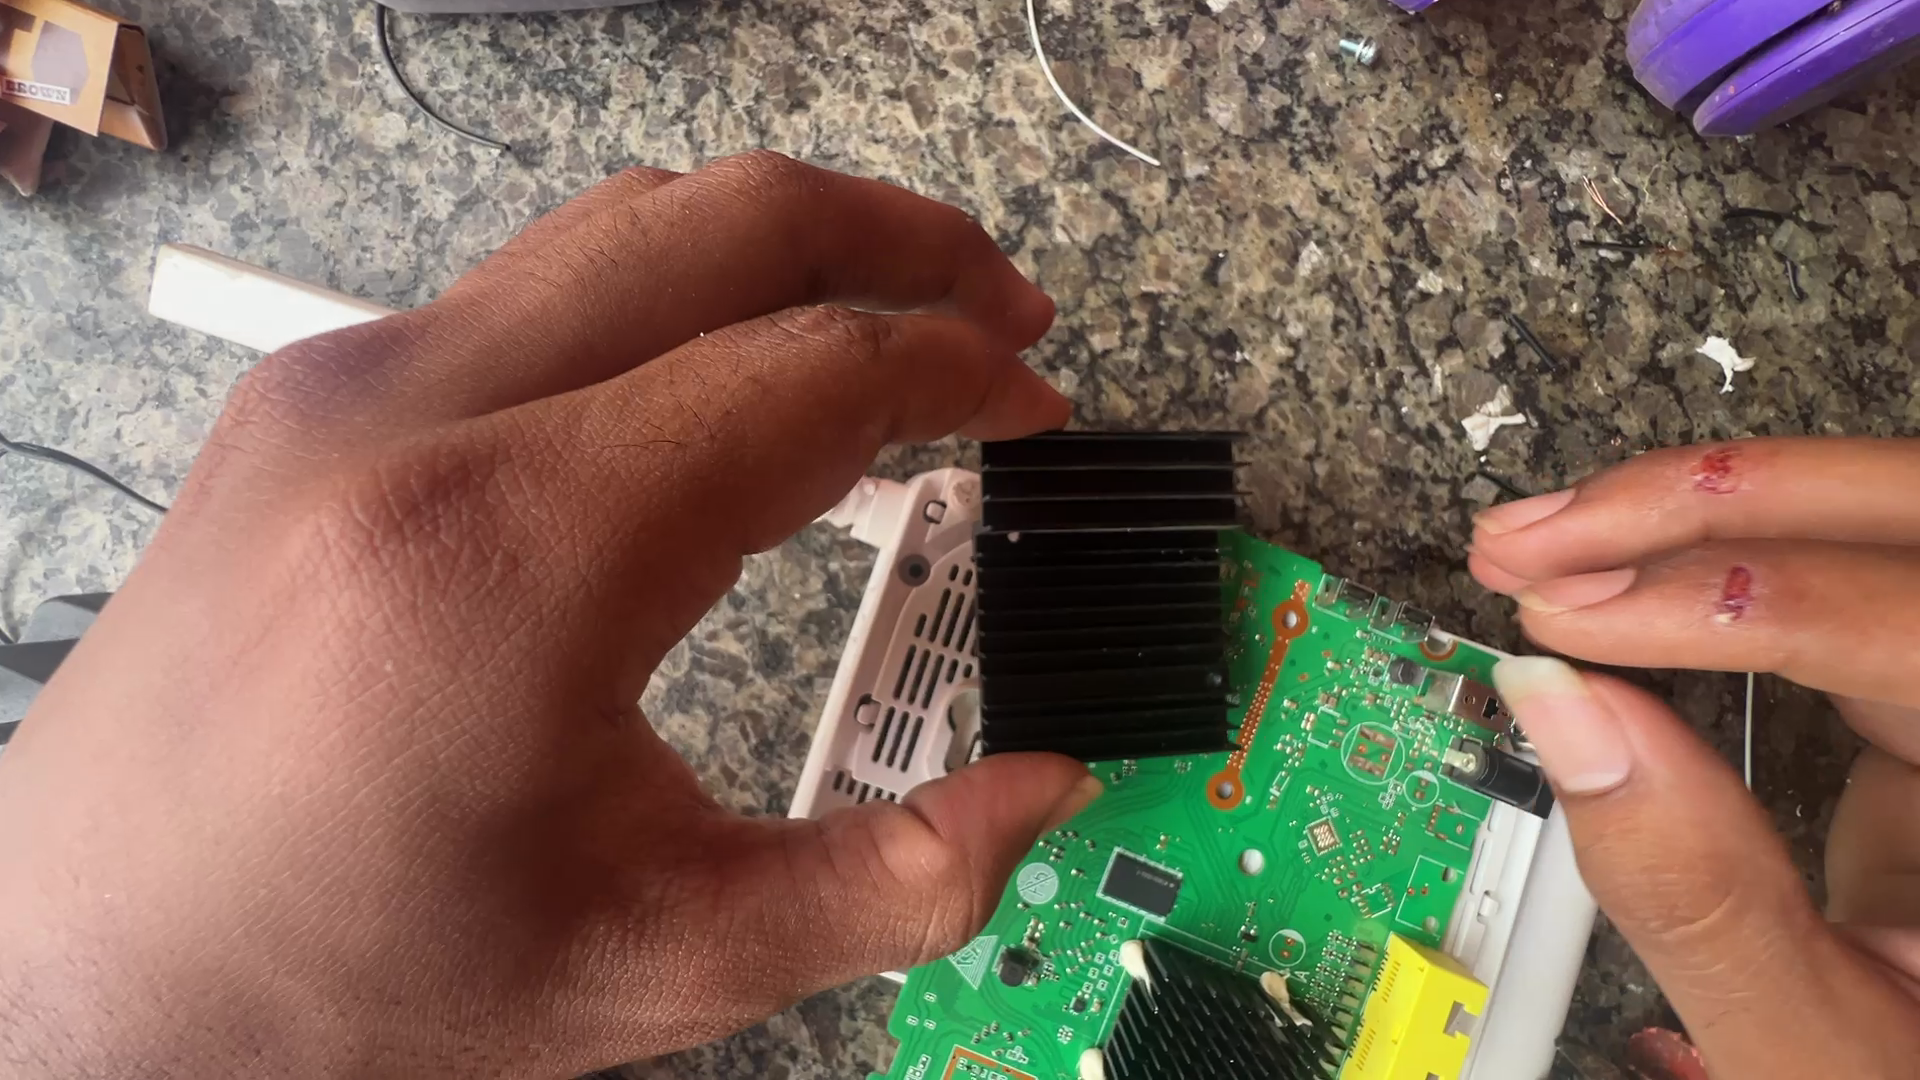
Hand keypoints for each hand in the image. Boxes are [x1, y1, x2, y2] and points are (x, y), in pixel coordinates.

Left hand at [0, 152, 1101, 1077]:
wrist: (81, 982)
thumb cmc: (378, 985)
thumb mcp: (680, 960)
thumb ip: (901, 879)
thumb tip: (1054, 787)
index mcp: (518, 553)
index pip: (804, 376)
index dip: (956, 371)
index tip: (1036, 404)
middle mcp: (425, 409)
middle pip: (732, 224)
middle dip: (911, 243)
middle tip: (1009, 309)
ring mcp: (370, 376)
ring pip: (652, 223)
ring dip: (814, 244)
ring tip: (913, 310)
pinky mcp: (349, 388)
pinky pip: (579, 272)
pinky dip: (716, 282)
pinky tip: (768, 354)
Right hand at [1470, 438, 1919, 1076]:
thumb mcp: (1813, 1043)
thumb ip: (1687, 886)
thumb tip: (1552, 704)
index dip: (1735, 603)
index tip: (1562, 618)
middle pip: (1914, 534)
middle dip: (1699, 511)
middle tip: (1537, 537)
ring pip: (1851, 533)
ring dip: (1664, 518)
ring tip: (1528, 540)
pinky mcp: (1902, 698)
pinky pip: (1794, 585)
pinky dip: (1663, 562)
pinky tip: (1580, 568)